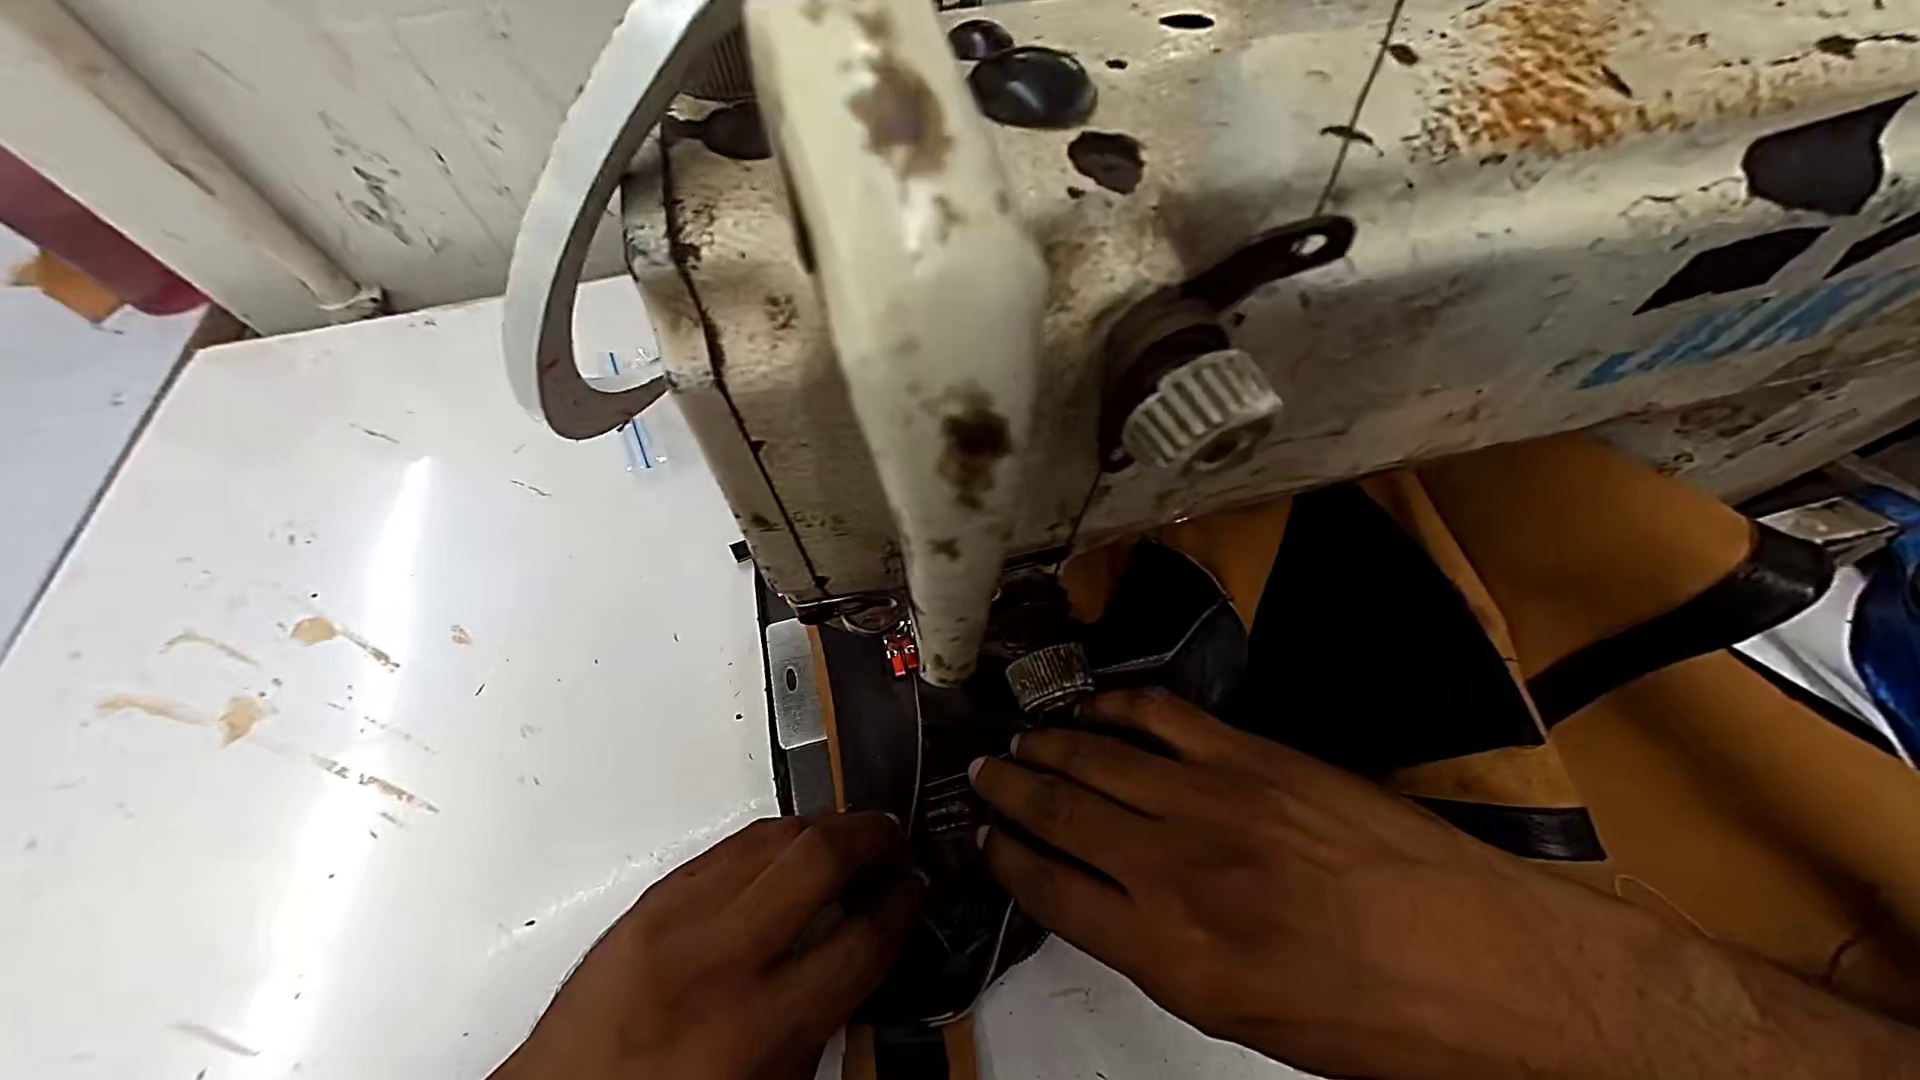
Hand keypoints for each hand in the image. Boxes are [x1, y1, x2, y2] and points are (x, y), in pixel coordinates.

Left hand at [491, 812, 921, 1079]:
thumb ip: (821, 1019)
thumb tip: (859, 950)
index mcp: (751, 1032)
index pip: (860, 942)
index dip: (901, 908)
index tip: (912, 893)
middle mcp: (714, 963)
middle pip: (820, 859)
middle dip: (872, 838)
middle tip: (892, 841)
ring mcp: (675, 920)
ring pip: (777, 834)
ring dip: (827, 825)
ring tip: (850, 835)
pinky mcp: (650, 899)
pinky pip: (732, 844)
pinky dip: (775, 837)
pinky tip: (792, 846)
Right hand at [970, 689, 1919, 1079]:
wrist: (1492, 965)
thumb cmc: (1370, 1017)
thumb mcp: (1245, 1015)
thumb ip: (1159, 951)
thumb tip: (1102, 898)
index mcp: (1171, 954)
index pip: (1053, 893)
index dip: (1010, 860)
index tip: (988, 839)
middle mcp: (1176, 870)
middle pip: (1061, 814)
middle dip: (1010, 791)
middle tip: (980, 774)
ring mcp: (1211, 800)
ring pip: (1097, 759)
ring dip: (1047, 746)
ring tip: (1019, 741)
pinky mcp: (1250, 755)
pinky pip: (1160, 716)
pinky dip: (1117, 706)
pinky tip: (1093, 706)